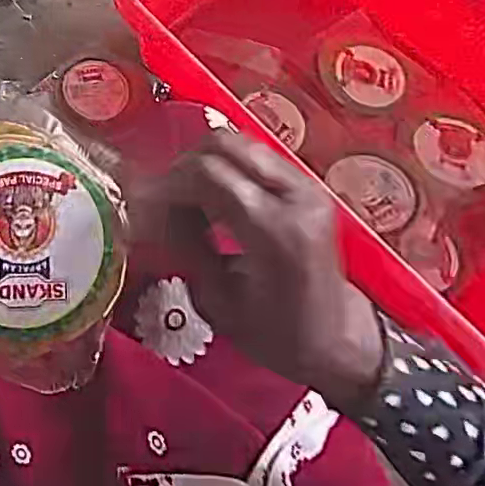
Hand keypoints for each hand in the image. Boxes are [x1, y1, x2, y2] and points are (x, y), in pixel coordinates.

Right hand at [146, 130, 384, 405]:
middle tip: (164, 198)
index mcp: (275, 228)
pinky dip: (225, 169)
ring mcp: (305, 186)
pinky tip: (213, 201)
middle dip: (184, 167)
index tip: (144, 201)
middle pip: (223, 144)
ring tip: (188, 201)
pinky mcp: (306, 186)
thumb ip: (186, 248)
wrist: (340, 342)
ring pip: (239, 143)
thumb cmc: (282, 337)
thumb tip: (149, 213)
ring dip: (204, 165)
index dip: (167, 182)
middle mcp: (295, 196)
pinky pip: (254, 157)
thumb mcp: (220, 303)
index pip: (208, 172)